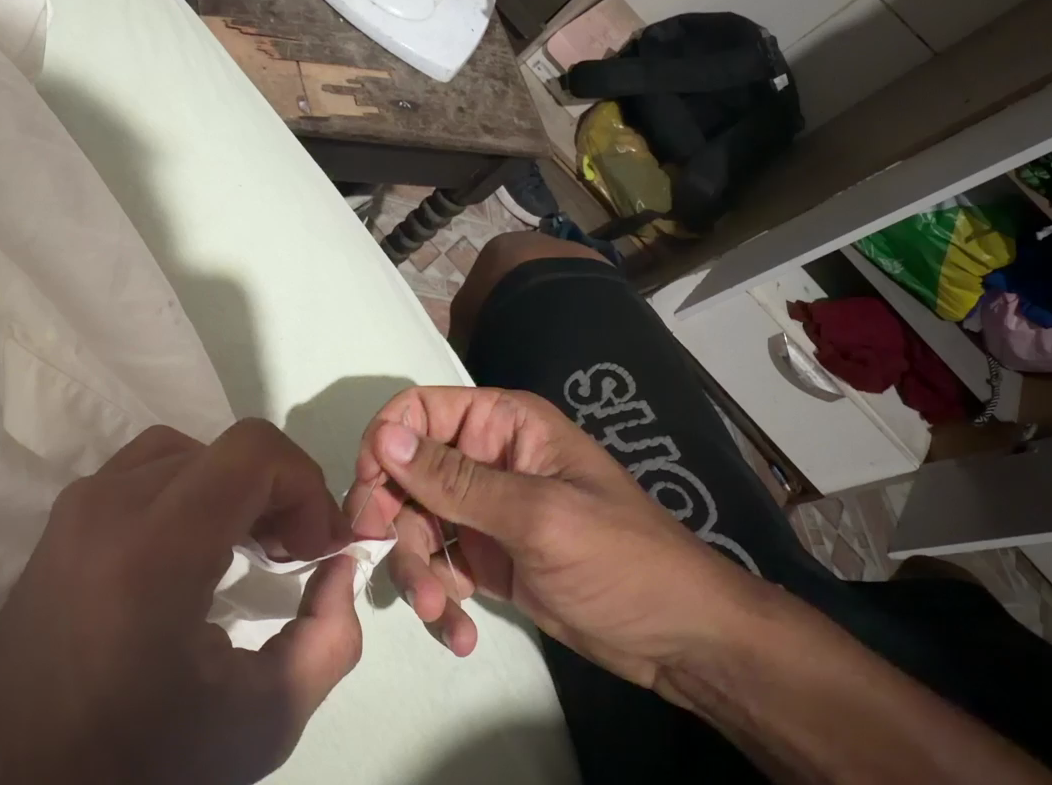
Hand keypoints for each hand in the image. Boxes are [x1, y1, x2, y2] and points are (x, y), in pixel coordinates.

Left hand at [0, 421, 362, 784]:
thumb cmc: (143, 760)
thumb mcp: (262, 718)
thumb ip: (329, 637)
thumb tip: (339, 567)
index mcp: (154, 547)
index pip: (252, 450)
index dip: (305, 485)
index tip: (317, 551)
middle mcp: (108, 505)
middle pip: (223, 450)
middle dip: (278, 492)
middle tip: (296, 558)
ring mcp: (75, 508)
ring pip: (183, 452)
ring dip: (232, 487)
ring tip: (248, 550)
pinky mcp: (59, 523)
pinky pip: (141, 472)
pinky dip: (188, 491)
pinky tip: (195, 553)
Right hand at [347, 386, 762, 692]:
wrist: (680, 640)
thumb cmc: (621, 559)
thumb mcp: (537, 516)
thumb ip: (456, 480)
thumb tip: (383, 437)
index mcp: (503, 426)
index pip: (419, 411)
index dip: (385, 446)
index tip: (370, 496)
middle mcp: (486, 460)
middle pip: (407, 473)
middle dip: (396, 522)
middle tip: (389, 561)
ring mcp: (484, 512)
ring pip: (416, 525)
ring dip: (417, 570)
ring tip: (440, 611)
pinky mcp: (486, 559)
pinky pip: (438, 566)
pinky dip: (440, 597)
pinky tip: (460, 630)